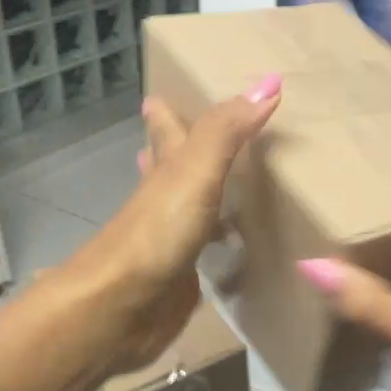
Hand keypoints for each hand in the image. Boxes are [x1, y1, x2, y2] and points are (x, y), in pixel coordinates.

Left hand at [71, 74, 281, 370]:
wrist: (120, 309)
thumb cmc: (155, 235)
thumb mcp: (194, 173)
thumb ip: (228, 132)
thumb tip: (269, 81)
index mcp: (164, 173)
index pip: (166, 132)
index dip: (166, 113)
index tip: (161, 94)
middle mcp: (163, 203)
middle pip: (168, 168)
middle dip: (175, 149)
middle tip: (187, 132)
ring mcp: (171, 243)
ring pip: (188, 208)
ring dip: (200, 194)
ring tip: (227, 184)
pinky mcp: (183, 278)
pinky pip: (205, 251)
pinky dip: (218, 242)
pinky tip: (233, 247)